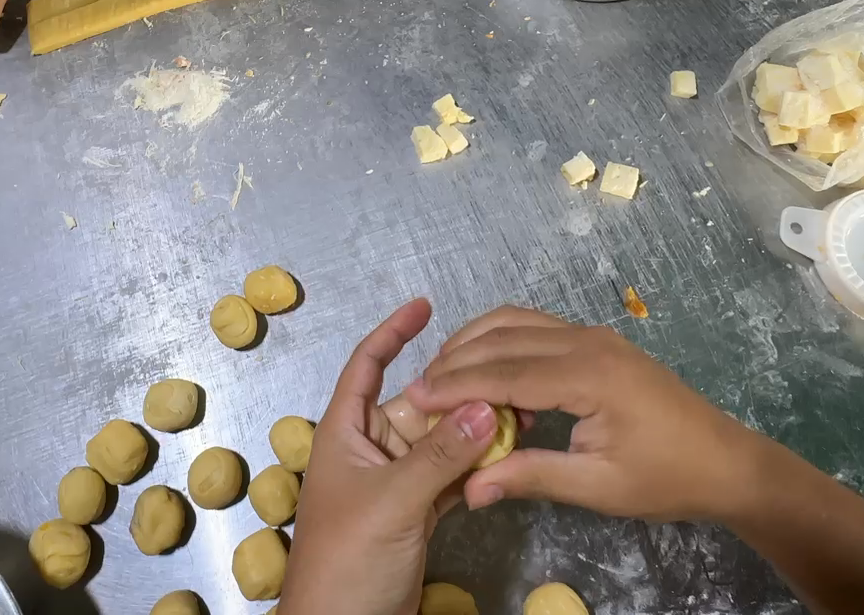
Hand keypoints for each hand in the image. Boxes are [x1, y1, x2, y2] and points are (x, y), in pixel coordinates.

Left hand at [280, 299, 502, 614]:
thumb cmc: (348, 556)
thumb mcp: (392, 500)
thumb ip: (439, 454)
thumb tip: (486, 404)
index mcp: (346, 429)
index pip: (367, 365)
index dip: (392, 332)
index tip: (424, 306)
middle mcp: (370, 446)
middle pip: (417, 404)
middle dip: (456, 392)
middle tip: (505, 380)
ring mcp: (395, 480)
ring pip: (439, 441)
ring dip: (472, 431)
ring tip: (517, 413)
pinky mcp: (416, 511)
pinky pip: (449, 475)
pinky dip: (474, 468)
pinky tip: (506, 456)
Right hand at [403, 306, 769, 522]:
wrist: (728, 462)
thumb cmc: (666, 478)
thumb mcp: (598, 488)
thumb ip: (530, 477)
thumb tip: (470, 488)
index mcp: (586, 374)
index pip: (503, 372)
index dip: (455, 385)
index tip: (415, 399)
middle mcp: (582, 340)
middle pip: (501, 337)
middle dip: (455, 360)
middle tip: (419, 388)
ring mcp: (588, 332)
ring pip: (513, 320)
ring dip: (473, 341)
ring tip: (443, 374)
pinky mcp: (591, 337)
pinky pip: (531, 325)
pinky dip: (498, 340)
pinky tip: (487, 369)